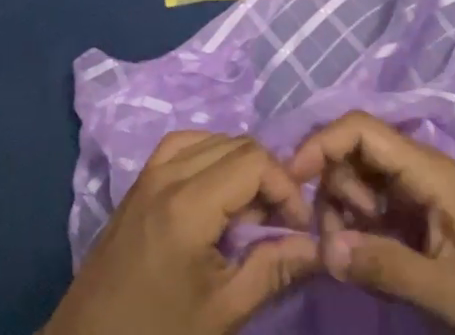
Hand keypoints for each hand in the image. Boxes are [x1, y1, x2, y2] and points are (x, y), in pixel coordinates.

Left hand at [43, 132, 320, 334]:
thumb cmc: (159, 330)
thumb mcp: (223, 310)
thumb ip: (273, 269)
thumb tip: (318, 246)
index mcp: (188, 203)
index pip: (254, 161)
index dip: (287, 189)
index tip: (297, 228)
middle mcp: (166, 175)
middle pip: (234, 144)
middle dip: (267, 176)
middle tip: (279, 223)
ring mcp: (146, 176)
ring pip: (207, 139)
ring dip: (238, 164)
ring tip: (252, 208)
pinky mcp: (136, 185)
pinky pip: (178, 147)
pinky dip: (206, 155)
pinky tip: (216, 190)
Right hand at [289, 112, 454, 334]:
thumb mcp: (451, 291)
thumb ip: (385, 267)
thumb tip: (322, 248)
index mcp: (430, 171)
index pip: (361, 128)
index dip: (319, 144)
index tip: (289, 183)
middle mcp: (422, 171)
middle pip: (354, 153)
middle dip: (331, 190)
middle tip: (337, 243)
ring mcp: (424, 194)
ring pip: (362, 181)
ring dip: (345, 213)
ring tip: (357, 259)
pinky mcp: (426, 219)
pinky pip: (378, 208)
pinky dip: (363, 229)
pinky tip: (371, 262)